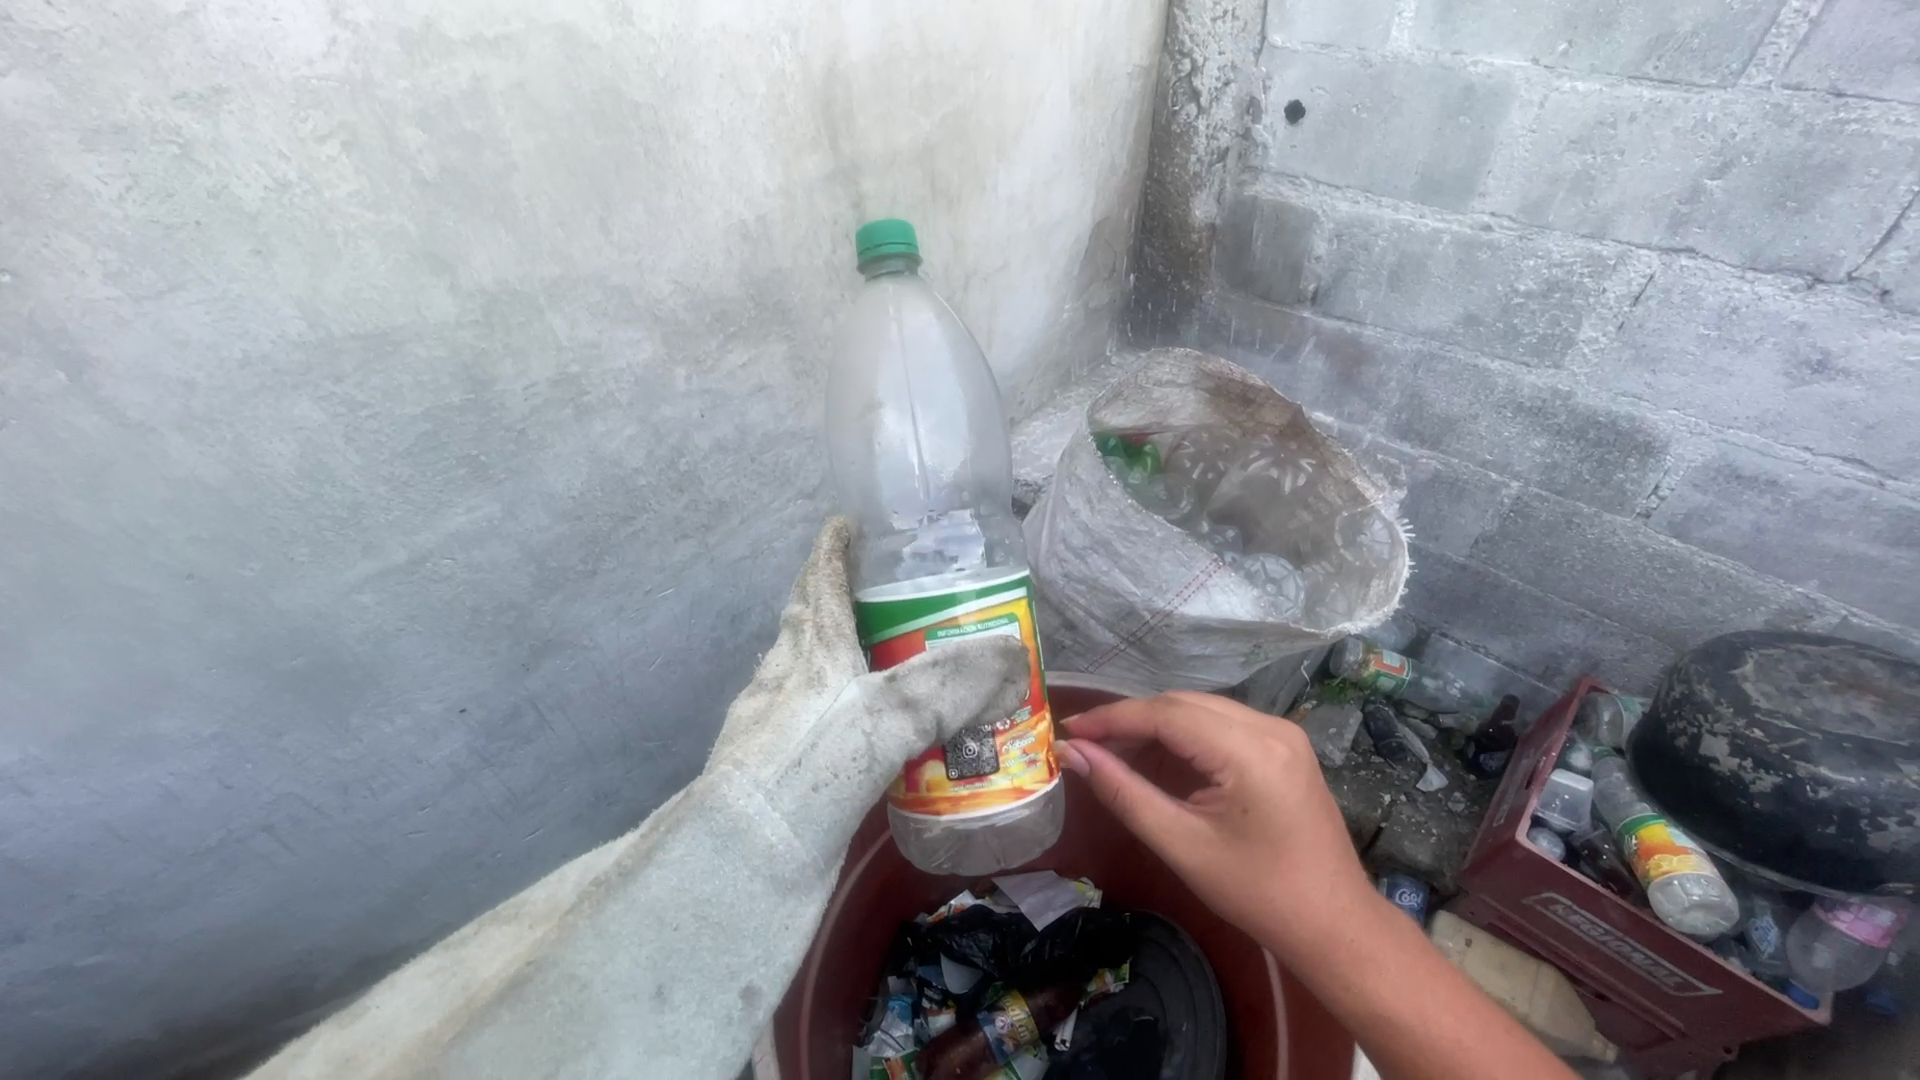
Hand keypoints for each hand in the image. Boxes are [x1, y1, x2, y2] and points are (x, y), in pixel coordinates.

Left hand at [247, 519, 1032, 1079]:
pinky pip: (820, 730)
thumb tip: (1011, 650)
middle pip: (808, 626)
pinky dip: (848, 722)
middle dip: (841, 604)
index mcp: (805, 655)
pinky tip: (870, 745)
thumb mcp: (878, 722)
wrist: (728, 874)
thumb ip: (942, 688)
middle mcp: (782, 683)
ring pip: (810, 678)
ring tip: (893, 669)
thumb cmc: (799, 776)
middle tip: (892, 600)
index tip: (849, 523)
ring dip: (844, 664)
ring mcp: (773, 731)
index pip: (816, 584)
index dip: (833, 549)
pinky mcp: (779, 778)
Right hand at [1056, 692, 1373, 955]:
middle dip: (1130, 721)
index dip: (1112, 719)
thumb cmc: (1257, 893)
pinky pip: (1219, 724)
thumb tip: (1072, 754)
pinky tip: (1157, 761)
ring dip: (1154, 727)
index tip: (1068, 731)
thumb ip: (1124, 792)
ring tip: (1113, 755)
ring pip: (1199, 710)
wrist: (1334, 925)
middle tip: (1086, 747)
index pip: (1166, 714)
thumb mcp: (1182, 844)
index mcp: (1251, 751)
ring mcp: (1281, 733)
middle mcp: (1270, 727)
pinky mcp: (1283, 745)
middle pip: (1182, 704)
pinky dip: (1182, 736)